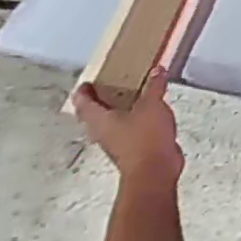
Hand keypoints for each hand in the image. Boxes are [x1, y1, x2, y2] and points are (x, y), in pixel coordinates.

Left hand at [72, 67, 183, 187]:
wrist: (154, 170)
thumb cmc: (145, 137)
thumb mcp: (152, 104)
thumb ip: (154, 86)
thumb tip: (156, 70)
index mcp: (99, 119)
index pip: (83, 102)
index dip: (83, 91)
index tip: (87, 83)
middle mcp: (102, 132)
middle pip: (95, 114)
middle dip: (101, 101)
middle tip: (110, 87)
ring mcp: (116, 142)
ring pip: (111, 123)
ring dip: (118, 111)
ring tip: (132, 97)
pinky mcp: (131, 150)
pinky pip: (128, 130)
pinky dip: (134, 121)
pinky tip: (148, 115)